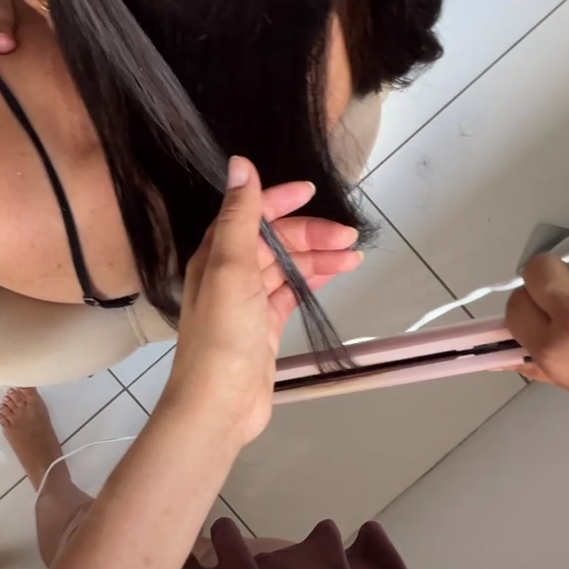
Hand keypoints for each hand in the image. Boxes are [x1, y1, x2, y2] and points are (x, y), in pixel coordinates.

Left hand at [161, 158, 362, 446]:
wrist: (219, 403)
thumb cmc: (222, 336)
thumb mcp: (230, 268)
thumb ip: (239, 217)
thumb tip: (239, 164)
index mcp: (215, 255)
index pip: (249, 215)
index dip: (278, 200)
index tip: (312, 192)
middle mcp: (228, 274)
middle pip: (273, 241)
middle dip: (309, 233)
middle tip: (347, 238)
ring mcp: (247, 303)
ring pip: (286, 267)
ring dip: (317, 257)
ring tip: (353, 256)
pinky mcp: (263, 328)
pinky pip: (289, 293)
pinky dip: (311, 281)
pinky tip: (334, 274)